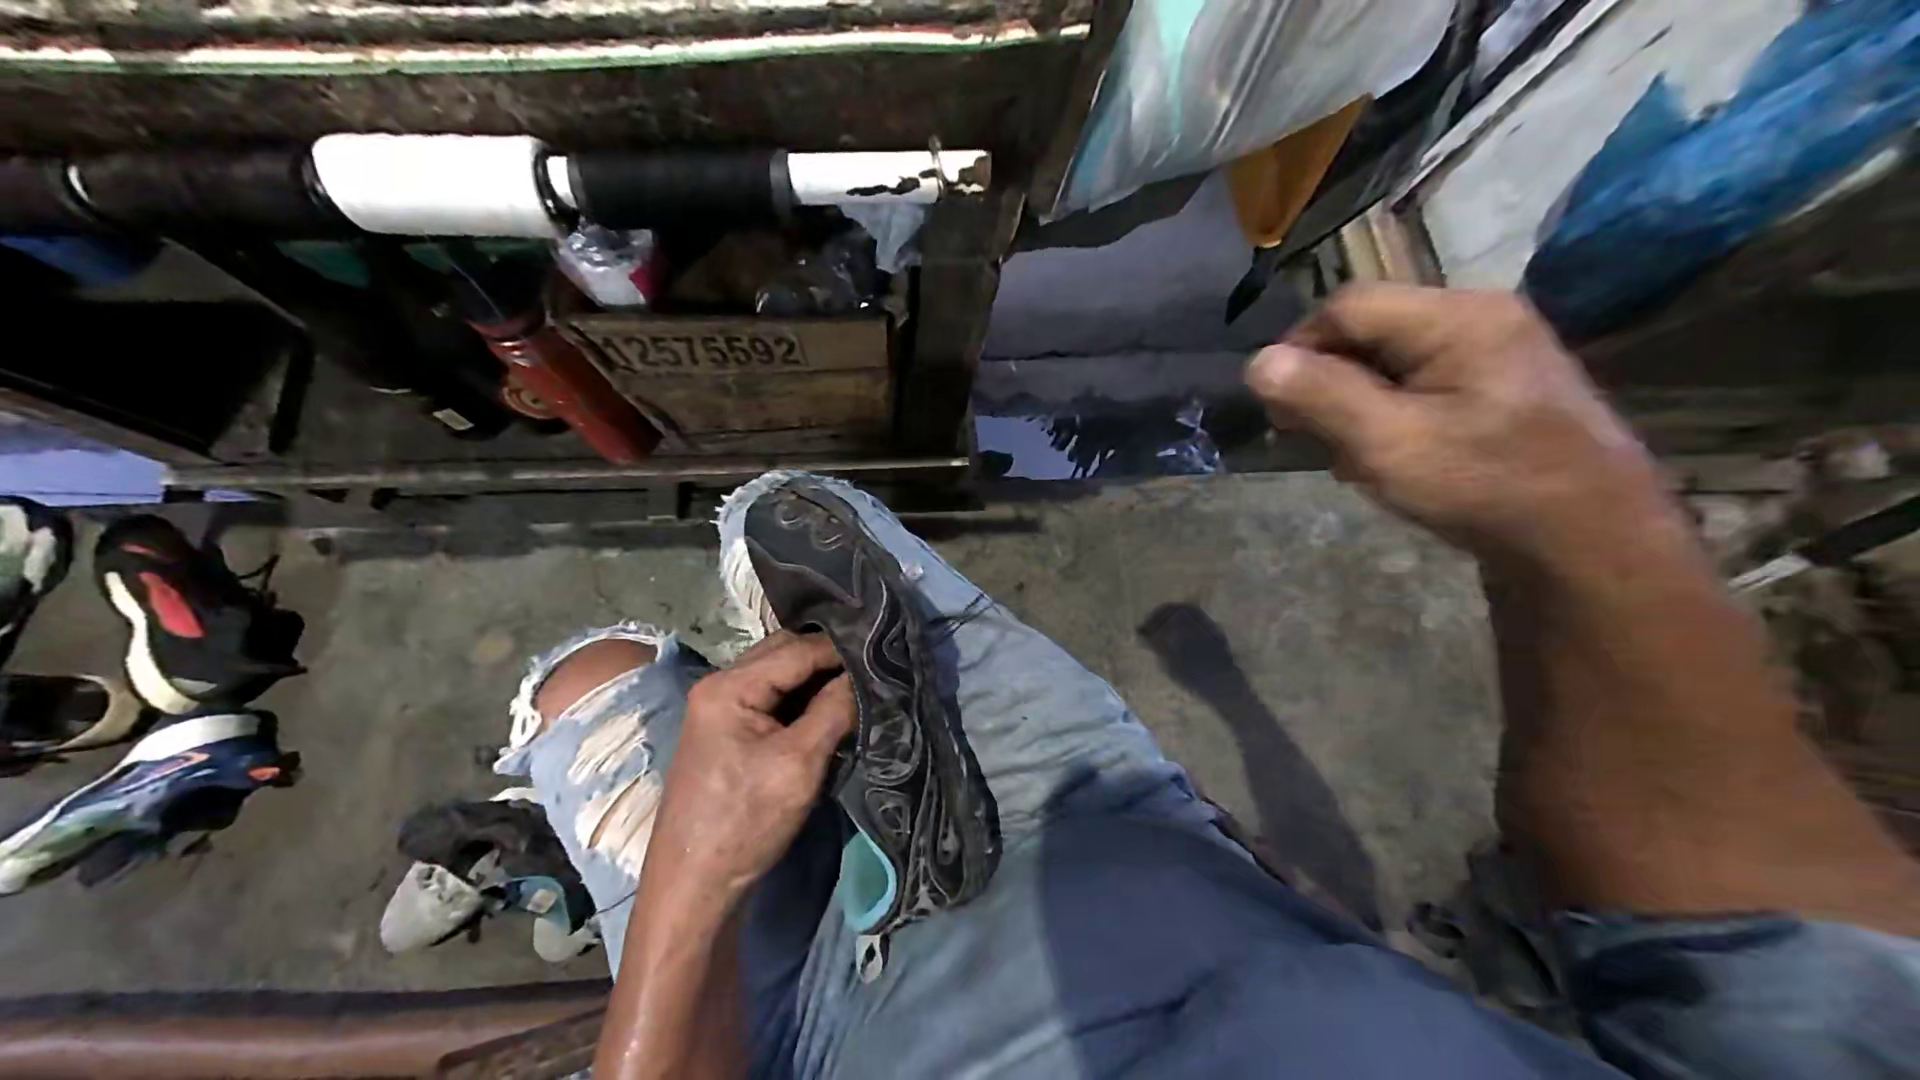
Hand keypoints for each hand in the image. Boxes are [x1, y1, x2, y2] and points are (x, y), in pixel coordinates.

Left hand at [645, 631, 854, 902]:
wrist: (695, 886)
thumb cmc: (745, 822)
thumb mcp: (799, 764)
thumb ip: (834, 709)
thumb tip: (868, 673)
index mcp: (729, 686)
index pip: (797, 649)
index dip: (841, 649)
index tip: (884, 652)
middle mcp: (720, 686)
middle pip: (785, 653)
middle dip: (829, 658)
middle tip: (875, 665)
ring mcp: (722, 709)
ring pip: (780, 676)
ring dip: (817, 678)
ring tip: (860, 682)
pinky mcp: (730, 731)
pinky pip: (773, 699)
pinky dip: (803, 698)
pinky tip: (831, 705)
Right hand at [1246, 285, 1675, 567]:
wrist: (1588, 541)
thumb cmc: (1484, 485)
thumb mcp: (1387, 443)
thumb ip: (1320, 396)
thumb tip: (1257, 361)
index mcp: (1457, 318)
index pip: (1347, 307)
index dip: (1298, 348)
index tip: (1278, 406)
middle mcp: (1478, 318)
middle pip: (1368, 329)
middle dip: (1324, 379)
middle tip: (1304, 433)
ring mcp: (1493, 352)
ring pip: (1388, 359)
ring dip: (1350, 400)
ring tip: (1343, 450)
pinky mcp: (1495, 387)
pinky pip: (1417, 381)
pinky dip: (1384, 411)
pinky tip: (1383, 452)